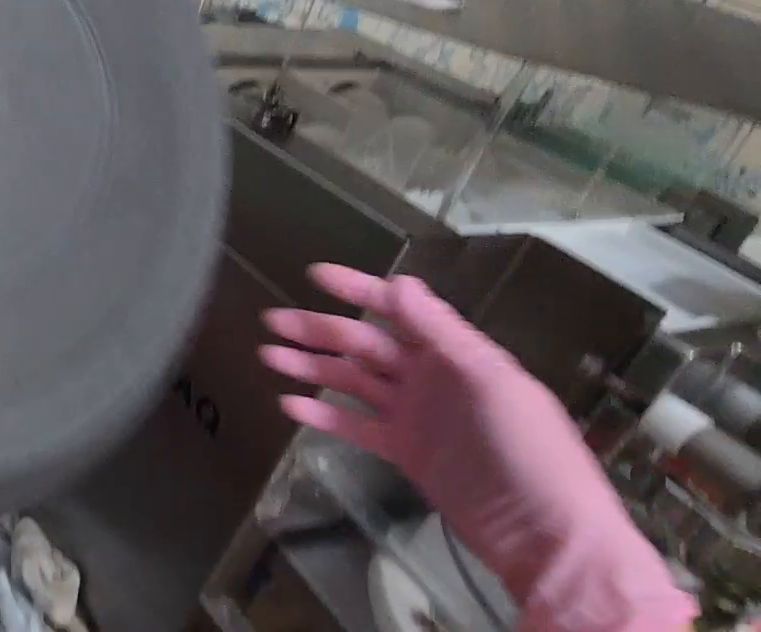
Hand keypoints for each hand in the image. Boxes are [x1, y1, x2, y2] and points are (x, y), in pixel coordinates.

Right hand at [259, 263, 693, 631]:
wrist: (549, 541)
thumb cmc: (529, 454)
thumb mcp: (492, 384)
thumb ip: (443, 333)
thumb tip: (401, 284)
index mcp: (455, 356)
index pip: (399, 311)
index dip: (359, 289)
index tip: (316, 274)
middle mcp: (429, 378)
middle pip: (362, 343)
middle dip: (317, 329)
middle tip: (273, 320)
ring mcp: (413, 415)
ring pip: (349, 380)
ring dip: (309, 366)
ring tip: (268, 356)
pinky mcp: (402, 450)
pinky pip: (353, 424)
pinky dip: (321, 414)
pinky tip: (288, 405)